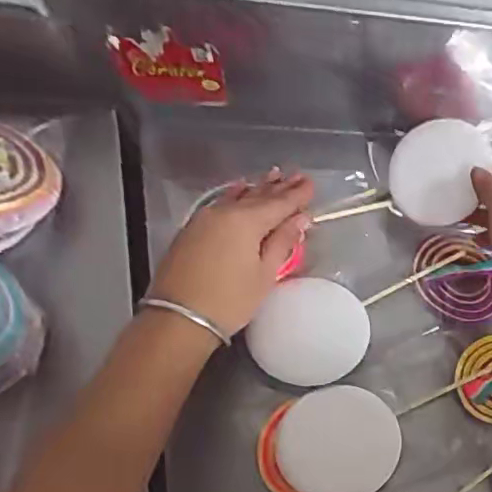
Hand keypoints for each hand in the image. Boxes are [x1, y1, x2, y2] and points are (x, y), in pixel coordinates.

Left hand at [150, 168, 313, 335]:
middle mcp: (225, 212)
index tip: (311, 184)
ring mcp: (205, 218)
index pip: (279, 203)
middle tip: (297, 176)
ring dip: (258, 188)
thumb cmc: (230, 301)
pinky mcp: (193, 229)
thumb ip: (282, 243)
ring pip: (238, 197)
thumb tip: (299, 219)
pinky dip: (237, 195)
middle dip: (279, 187)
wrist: (180, 316)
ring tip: (274, 177)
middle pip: (258, 196)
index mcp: (246, 221)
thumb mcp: (264, 275)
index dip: (297, 194)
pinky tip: (241, 189)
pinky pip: (222, 203)